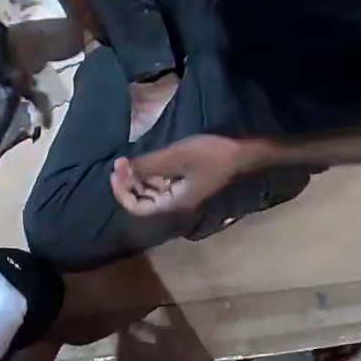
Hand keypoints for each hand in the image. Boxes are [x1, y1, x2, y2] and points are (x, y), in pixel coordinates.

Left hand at [110, 134, 258, 216]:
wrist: (244, 152)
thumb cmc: (213, 155)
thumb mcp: (178, 156)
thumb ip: (148, 164)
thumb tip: (122, 167)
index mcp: (173, 203)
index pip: (138, 208)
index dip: (123, 193)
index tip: (115, 173)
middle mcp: (174, 203)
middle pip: (141, 201)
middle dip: (127, 184)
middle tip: (118, 163)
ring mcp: (179, 192)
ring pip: (148, 191)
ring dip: (136, 178)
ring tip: (125, 161)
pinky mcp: (183, 182)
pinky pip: (159, 183)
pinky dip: (147, 174)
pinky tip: (140, 161)